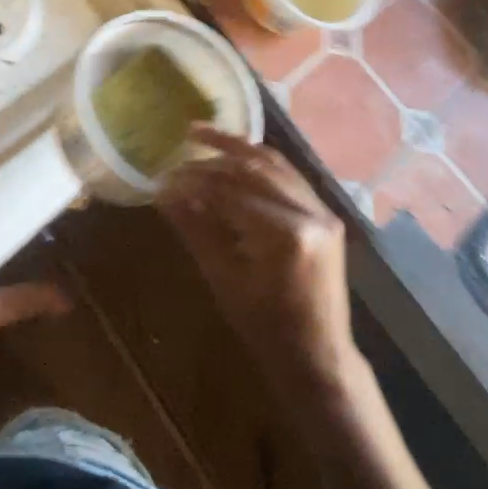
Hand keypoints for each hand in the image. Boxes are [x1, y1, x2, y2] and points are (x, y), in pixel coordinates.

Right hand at [155, 125, 356, 391]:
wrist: (316, 353)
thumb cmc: (264, 324)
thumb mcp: (222, 276)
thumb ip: (196, 227)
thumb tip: (164, 194)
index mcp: (286, 233)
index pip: (230, 191)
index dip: (193, 181)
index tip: (163, 179)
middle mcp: (311, 213)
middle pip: (255, 168)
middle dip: (213, 157)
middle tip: (180, 151)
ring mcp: (323, 212)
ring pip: (275, 165)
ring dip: (238, 149)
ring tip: (203, 135)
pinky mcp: (325, 215)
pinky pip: (289, 176)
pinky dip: (260, 162)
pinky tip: (236, 156)